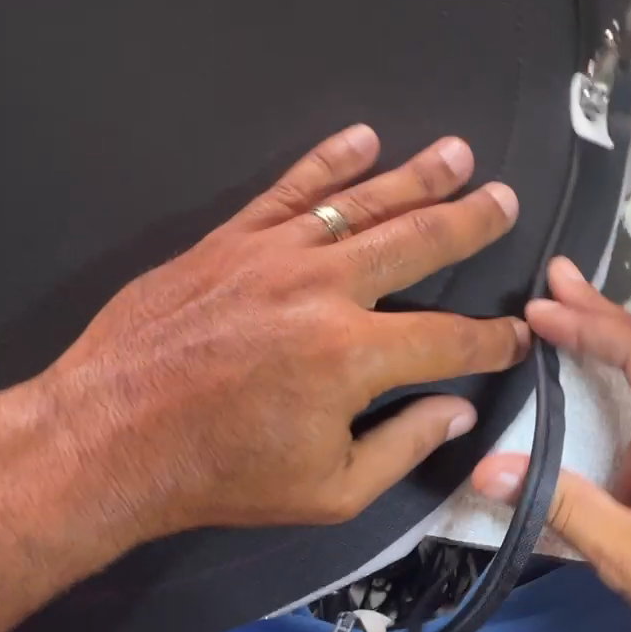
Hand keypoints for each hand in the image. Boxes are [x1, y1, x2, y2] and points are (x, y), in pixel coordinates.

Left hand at [21, 124, 529, 548]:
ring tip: (456, 156)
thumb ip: (404, 446)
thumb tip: (457, 412)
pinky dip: (329, 163)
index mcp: (351, 358)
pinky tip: (363, 141)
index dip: (493, 340)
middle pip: (416, 242)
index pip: (448, 340)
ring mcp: (272, 257)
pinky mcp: (229, 242)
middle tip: (504, 203)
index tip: (517, 337)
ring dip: (416, 177)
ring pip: (361, 203)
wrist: (113, 439)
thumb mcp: (333, 490)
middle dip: (470, 223)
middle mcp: (321, 291)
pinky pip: (290, 190)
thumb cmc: (225, 475)